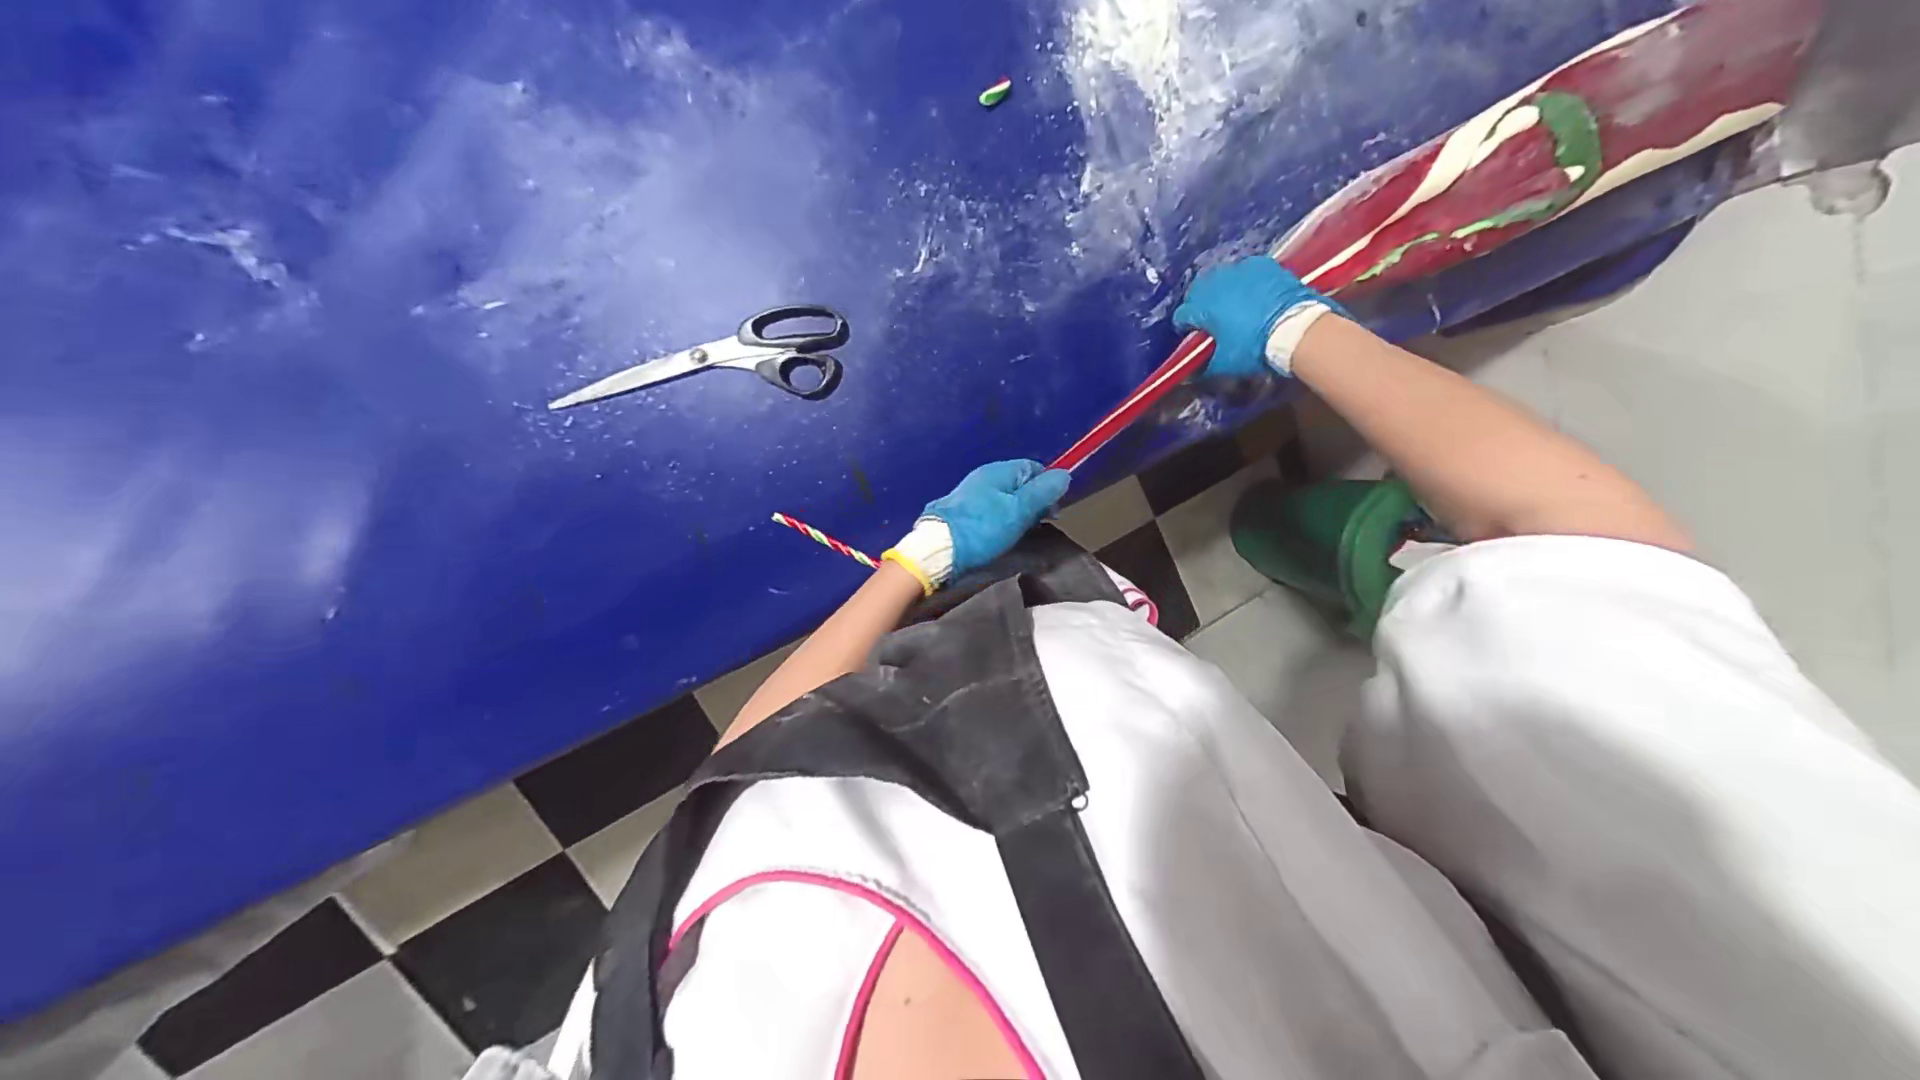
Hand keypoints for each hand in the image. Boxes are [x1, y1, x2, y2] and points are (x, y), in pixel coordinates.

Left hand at [922, 459, 1070, 575]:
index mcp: (999, 471)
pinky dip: (1003, 520)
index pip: (1033, 467)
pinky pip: (992, 510)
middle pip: (1020, 483)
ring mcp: (971, 494)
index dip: (1048, 486)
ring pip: (1006, 498)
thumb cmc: (984, 528)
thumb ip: (1043, 492)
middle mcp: (984, 477)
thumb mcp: (1019, 510)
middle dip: (1034, 501)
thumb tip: (1065, 474)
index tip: (1053, 510)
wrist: (939, 549)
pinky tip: (1003, 534)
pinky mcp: (963, 512)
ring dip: (1019, 513)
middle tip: (1039, 524)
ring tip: (1023, 532)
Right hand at [1173, 256, 1341, 377]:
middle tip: (1211, 320)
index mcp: (1202, 307)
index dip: (1185, 328)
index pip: (1182, 315)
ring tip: (1232, 305)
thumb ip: (1203, 368)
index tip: (1194, 338)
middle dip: (1200, 305)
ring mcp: (1241, 270)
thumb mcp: (1225, 364)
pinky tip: (1253, 294)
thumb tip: (1190, 375)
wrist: (1297, 328)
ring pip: (1221, 277)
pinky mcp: (1264, 264)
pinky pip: (1246, 271)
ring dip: (1221, 290)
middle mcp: (1216, 283)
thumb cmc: (1254, 348)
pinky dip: (1245, 281)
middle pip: (1197, 291)